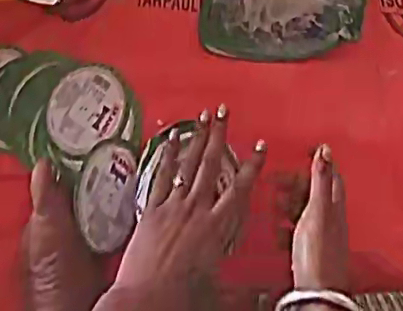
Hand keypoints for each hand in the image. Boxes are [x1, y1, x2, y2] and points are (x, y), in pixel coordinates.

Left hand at [107, 109, 266, 309]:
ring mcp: (172, 206)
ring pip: (189, 164)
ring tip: (203, 115)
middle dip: (219, 135)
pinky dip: (168, 155)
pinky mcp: (152, 210)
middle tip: (224, 111)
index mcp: (215, 228)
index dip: (252, 166)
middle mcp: (195, 210)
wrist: (142, 303)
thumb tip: (259, 297)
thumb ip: (236, 286)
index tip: (260, 146)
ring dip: (197, 137)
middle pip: (211, 164)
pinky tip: (173, 138)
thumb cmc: (179, 301)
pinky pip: (162, 176)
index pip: (240, 189)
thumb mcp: (214, 290)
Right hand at [290, 144, 348, 291]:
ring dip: (289, 202)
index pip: (330, 174)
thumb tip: (326, 149)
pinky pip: (297, 229)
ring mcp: (321, 234)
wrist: (316, 296)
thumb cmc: (319, 256)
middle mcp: (331, 217)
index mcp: (334, 204)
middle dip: (296, 182)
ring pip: (304, 208)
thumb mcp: (318, 210)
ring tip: (274, 202)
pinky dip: (286, 223)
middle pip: (315, 190)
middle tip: (278, 180)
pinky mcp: (310, 250)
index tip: (304, 151)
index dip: (318, 161)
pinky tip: (278, 228)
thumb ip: (320, 180)